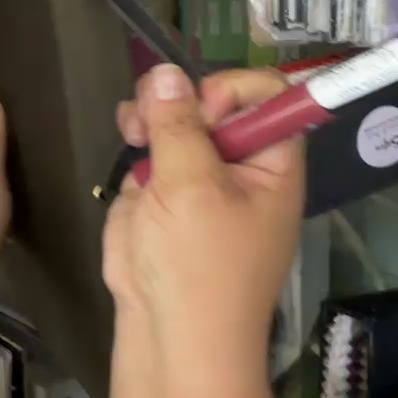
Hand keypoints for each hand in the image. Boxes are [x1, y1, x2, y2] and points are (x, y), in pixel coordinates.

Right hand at [105, 65, 305, 357]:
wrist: (167, 326)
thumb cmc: (199, 263)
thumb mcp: (193, 189)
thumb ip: (179, 126)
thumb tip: (166, 72)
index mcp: (270, 163)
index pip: (267, 98)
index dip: (231, 91)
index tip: (200, 110)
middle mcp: (237, 161)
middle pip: (213, 99)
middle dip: (179, 98)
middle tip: (150, 115)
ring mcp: (196, 172)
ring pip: (175, 114)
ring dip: (150, 111)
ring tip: (132, 128)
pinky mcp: (159, 185)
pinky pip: (151, 140)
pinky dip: (136, 132)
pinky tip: (127, 138)